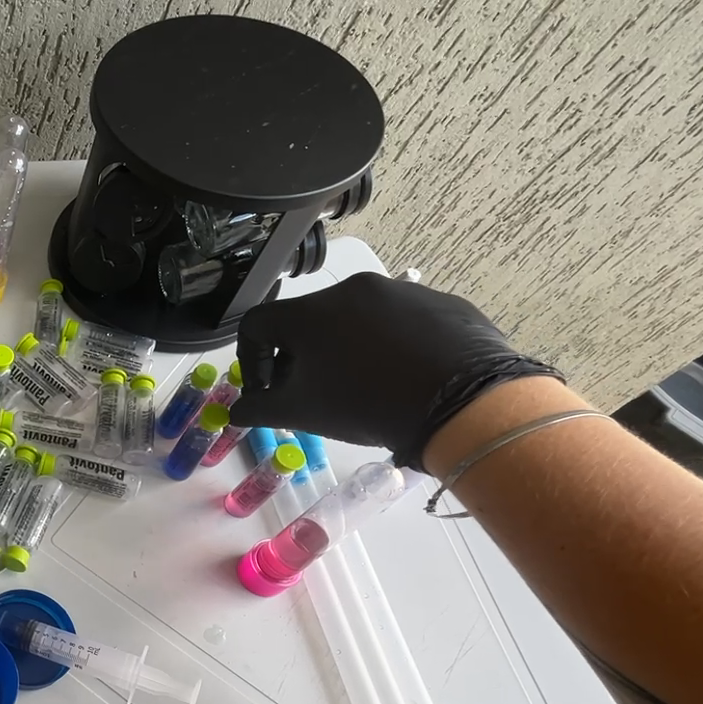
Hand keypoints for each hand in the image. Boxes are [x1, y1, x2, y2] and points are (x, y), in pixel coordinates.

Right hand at [232, 273, 562, 470]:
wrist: (464, 402)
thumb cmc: (365, 404)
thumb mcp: (299, 413)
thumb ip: (257, 409)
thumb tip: (238, 410)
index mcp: (309, 313)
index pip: (256, 325)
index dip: (250, 360)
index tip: (266, 390)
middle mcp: (351, 290)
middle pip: (305, 321)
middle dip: (298, 356)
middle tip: (310, 391)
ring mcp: (400, 291)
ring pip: (352, 319)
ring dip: (342, 349)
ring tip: (359, 385)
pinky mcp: (440, 302)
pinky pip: (397, 322)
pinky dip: (386, 345)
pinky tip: (399, 376)